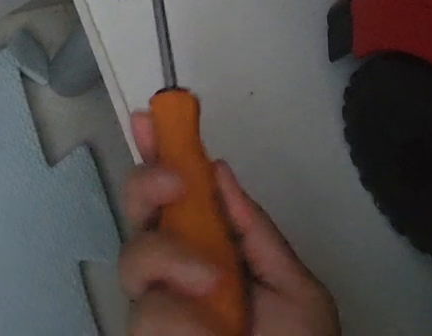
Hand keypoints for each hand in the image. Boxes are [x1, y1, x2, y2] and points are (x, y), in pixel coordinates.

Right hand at [121, 112, 338, 335]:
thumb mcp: (297, 292)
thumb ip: (255, 231)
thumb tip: (218, 169)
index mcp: (208, 250)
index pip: (173, 192)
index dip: (156, 150)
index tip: (149, 116)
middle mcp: (174, 273)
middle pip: (135, 208)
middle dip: (147, 183)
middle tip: (176, 185)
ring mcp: (156, 308)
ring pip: (134, 257)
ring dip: (172, 260)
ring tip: (212, 286)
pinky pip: (146, 313)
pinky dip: (181, 319)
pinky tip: (210, 333)